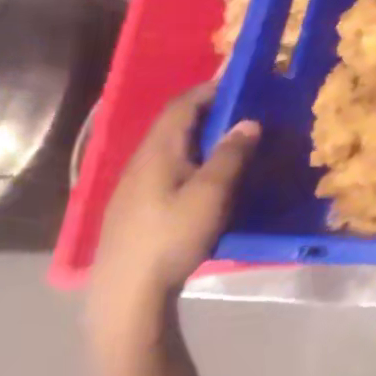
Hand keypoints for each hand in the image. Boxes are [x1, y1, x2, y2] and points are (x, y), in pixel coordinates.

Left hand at [88, 83, 258, 334]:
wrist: (126, 291)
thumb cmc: (171, 236)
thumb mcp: (210, 195)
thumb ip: (230, 155)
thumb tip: (249, 121)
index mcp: (158, 151)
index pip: (182, 105)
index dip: (210, 89)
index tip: (240, 84)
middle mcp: (141, 160)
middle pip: (174, 125)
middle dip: (207, 112)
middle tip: (243, 112)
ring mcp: (134, 185)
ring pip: (170, 148)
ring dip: (200, 138)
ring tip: (231, 143)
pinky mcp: (135, 208)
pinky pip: (167, 168)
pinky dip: (191, 160)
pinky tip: (206, 179)